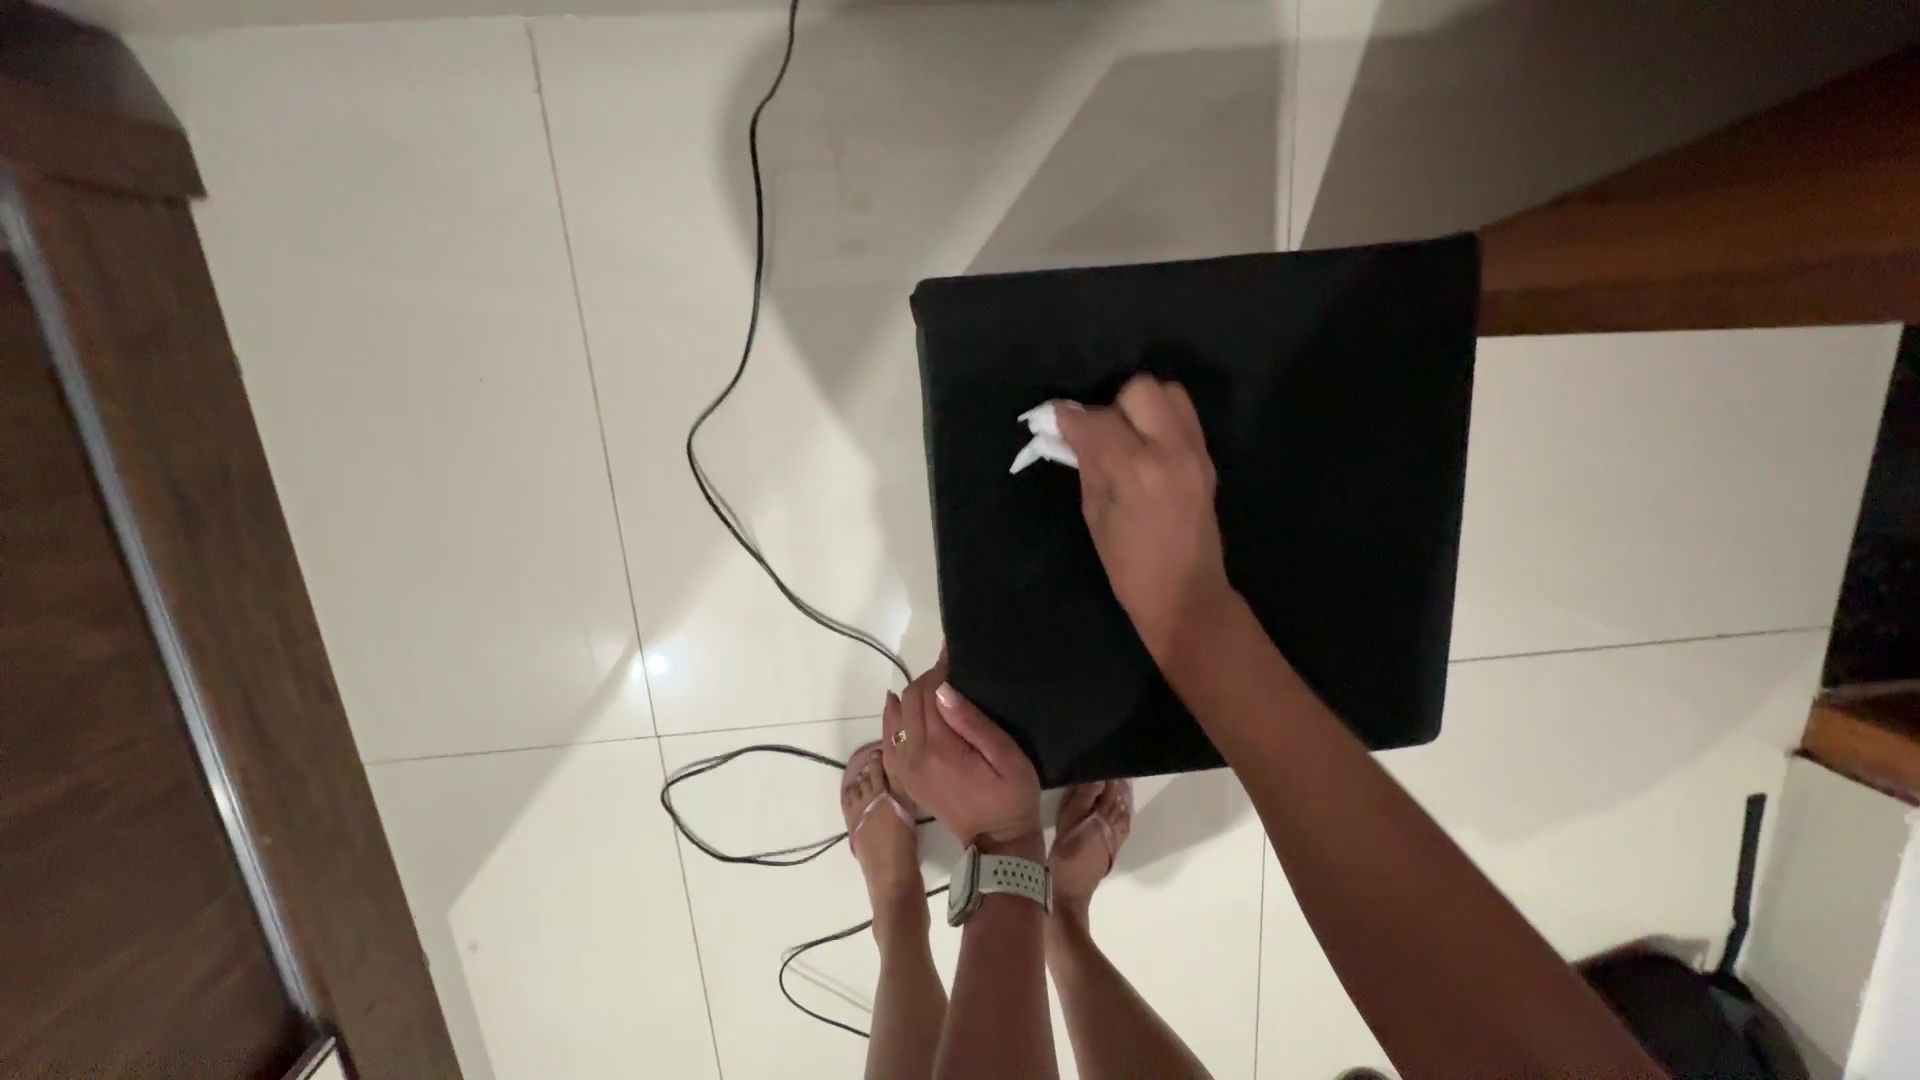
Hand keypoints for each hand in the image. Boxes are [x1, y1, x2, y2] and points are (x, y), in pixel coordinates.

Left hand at [882, 653, 1041, 850]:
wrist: (997, 843)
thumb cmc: (1011, 797)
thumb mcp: (1006, 757)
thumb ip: (973, 722)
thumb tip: (944, 689)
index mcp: (938, 749)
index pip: (927, 694)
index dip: (940, 670)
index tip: (955, 655)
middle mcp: (913, 756)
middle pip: (908, 701)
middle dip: (927, 679)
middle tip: (951, 670)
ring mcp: (905, 769)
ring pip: (896, 717)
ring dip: (913, 696)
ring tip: (936, 687)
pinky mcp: (905, 777)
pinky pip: (890, 739)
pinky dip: (893, 717)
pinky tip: (897, 703)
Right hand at [1055, 374, 1233, 663]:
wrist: (1187, 595)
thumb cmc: (1129, 567)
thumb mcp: (1095, 515)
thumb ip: (1086, 464)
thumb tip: (1069, 429)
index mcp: (1136, 471)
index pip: (1097, 421)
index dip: (1070, 417)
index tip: (1054, 420)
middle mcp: (1170, 450)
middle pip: (1139, 389)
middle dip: (1111, 404)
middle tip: (1098, 433)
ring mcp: (1195, 451)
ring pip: (1167, 392)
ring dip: (1139, 405)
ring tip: (1125, 435)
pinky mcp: (1207, 457)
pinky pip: (1182, 415)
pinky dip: (1159, 418)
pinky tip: (1144, 445)